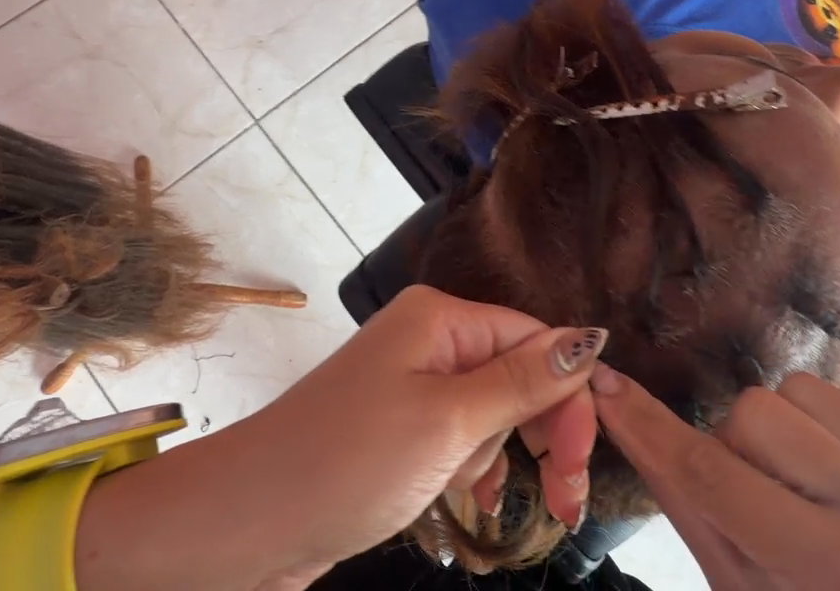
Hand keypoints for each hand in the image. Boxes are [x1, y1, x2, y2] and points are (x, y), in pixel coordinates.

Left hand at [225, 286, 604, 586]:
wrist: (248, 521)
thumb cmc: (348, 462)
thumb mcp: (449, 422)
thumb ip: (524, 381)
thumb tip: (590, 336)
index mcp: (440, 318)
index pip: (535, 341)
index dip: (569, 398)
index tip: (579, 469)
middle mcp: (429, 339)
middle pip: (519, 374)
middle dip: (543, 433)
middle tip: (563, 500)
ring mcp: (412, 382)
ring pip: (493, 410)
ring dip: (501, 456)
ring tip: (476, 497)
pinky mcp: (400, 424)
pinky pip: (461, 435)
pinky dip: (473, 467)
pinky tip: (473, 501)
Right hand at [593, 365, 839, 589]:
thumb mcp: (733, 580)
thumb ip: (678, 490)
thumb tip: (610, 400)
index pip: (714, 475)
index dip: (649, 427)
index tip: (605, 387)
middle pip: (756, 412)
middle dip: (735, 450)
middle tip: (755, 502)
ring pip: (805, 390)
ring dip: (785, 431)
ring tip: (803, 489)